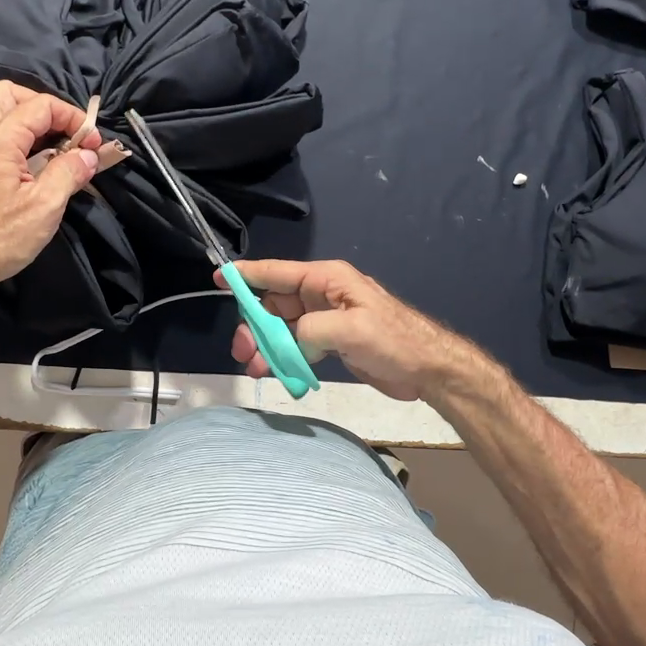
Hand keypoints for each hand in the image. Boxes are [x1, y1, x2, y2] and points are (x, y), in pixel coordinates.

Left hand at [0, 81, 101, 318]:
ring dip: (12, 113)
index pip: (40, 106)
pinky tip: (1, 155)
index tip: (91, 143)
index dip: (72, 118)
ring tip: (35, 140)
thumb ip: (68, 173)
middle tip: (63, 133)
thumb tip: (88, 156)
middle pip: (6, 93)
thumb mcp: (45, 208)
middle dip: (41, 105)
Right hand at [223, 259, 473, 400]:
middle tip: (243, 352)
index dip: (247, 275)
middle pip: (274, 304)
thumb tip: (290, 341)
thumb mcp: (350, 330)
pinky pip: (297, 345)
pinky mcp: (331, 342)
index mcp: (327, 280)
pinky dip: (284, 357)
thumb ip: (311, 330)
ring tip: (256, 369)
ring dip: (266, 346)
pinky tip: (277, 372)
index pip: (278, 272)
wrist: (427, 370)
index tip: (219, 278)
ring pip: (282, 328)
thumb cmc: (393, 341)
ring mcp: (326, 319)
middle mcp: (323, 295)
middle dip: (253, 326)